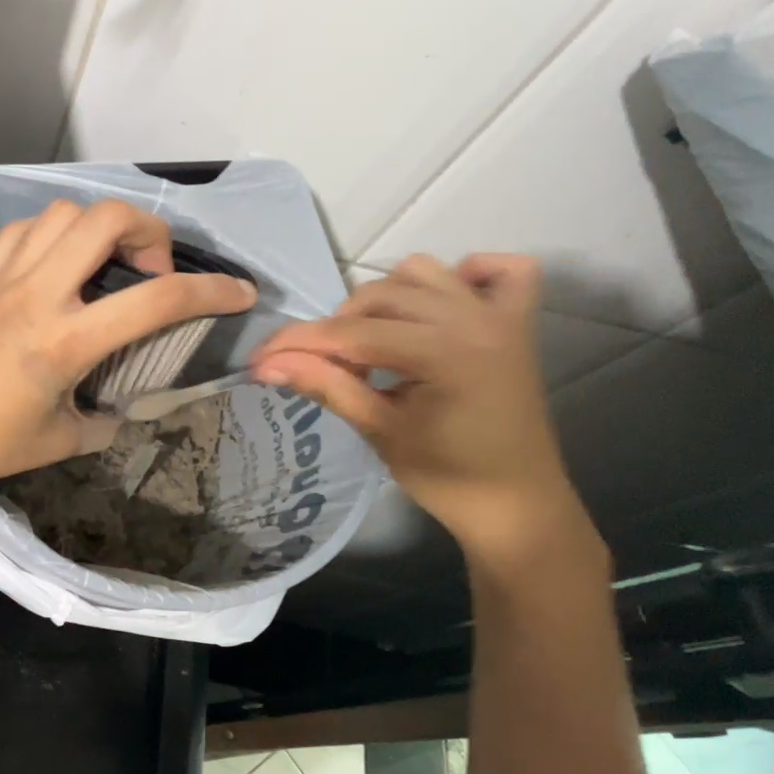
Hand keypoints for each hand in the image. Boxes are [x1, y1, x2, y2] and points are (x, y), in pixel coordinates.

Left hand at [0, 199, 256, 510]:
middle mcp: (34, 296)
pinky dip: (50, 235)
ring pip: (60, 213)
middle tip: (152, 270)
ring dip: (97, 227)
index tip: (238, 292)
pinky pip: (20, 232)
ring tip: (104, 266)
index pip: (156, 299)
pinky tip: (54, 267)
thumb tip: (124, 406)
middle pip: (105, 219)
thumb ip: (106, 419)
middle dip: (149, 232)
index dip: (210, 291)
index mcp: (63, 342)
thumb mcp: (61, 441)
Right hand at [251, 254, 579, 557]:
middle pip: (379, 295)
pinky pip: (499, 270)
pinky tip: (438, 307)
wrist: (515, 503)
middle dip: (337, 327)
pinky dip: (464, 275)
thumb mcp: (378, 429)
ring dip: (385, 300)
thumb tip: (266, 365)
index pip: (351, 333)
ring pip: (421, 273)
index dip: (297, 343)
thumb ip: (325, 385)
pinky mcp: (515, 321)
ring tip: (373, 344)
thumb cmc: (445, 474)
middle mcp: (472, 318)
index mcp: (442, 351)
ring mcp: (498, 315)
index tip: (257, 359)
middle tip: (324, 370)